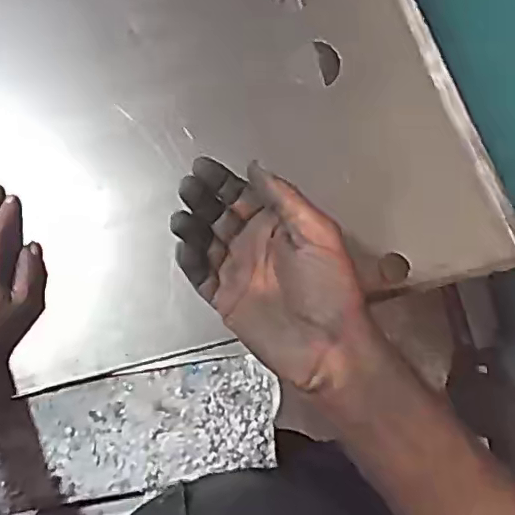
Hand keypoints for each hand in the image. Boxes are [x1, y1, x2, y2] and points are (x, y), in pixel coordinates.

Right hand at [170, 158, 374, 394]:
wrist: (327, 347)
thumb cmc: (332, 292)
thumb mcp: (318, 233)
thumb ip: (286, 199)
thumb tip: (258, 169)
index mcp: (280, 227)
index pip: (246, 196)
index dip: (223, 181)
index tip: (204, 167)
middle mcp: (257, 246)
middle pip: (222, 215)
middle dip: (203, 198)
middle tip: (188, 186)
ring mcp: (240, 272)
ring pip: (207, 241)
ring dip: (193, 225)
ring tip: (183, 215)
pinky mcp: (227, 299)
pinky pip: (201, 275)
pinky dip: (190, 260)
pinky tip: (185, 246)